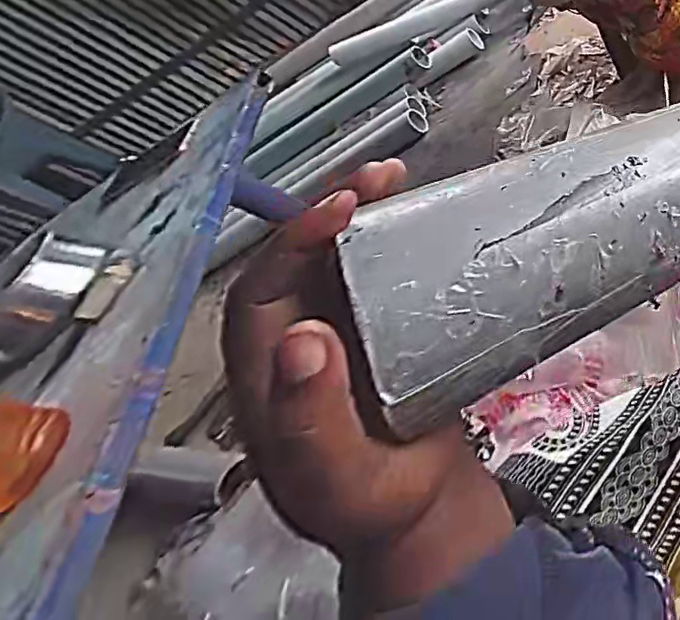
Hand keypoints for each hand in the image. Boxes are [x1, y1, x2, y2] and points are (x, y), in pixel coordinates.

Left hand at [224, 161, 513, 608]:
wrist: (418, 501)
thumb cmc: (369, 501)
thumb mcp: (335, 479)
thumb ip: (310, 423)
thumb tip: (301, 341)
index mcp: (265, 369)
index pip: (261, 291)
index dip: (292, 243)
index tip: (337, 211)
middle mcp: (295, 332)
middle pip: (300, 254)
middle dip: (331, 206)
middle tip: (375, 177)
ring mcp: (338, 319)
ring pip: (338, 249)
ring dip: (362, 207)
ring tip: (394, 177)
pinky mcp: (377, 315)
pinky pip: (378, 261)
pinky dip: (393, 228)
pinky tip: (417, 209)